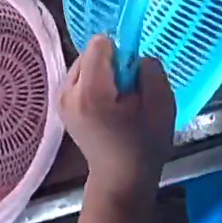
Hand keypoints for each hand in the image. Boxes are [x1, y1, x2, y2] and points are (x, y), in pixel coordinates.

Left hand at [60, 36, 174, 201]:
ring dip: (102, 72)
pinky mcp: (59, 101)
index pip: (99, 44)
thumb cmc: (144, 146)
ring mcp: (60, 97)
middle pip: (90, 51)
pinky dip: (93, 81)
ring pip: (84, 61)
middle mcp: (68, 91)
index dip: (120, 53)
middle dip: (111, 64)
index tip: (131, 77)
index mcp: (92, 93)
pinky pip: (79, 74)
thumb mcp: (162, 105)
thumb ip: (149, 70)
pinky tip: (104, 105)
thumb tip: (131, 56)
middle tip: (127, 93)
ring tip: (116, 101)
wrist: (119, 179)